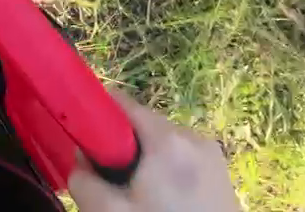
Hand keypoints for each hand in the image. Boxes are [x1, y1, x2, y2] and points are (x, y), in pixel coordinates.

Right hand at [70, 88, 239, 211]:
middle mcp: (193, 136)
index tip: (92, 154)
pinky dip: (166, 176)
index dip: (97, 123)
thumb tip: (81, 158)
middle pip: (139, 125)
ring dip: (144, 165)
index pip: (118, 102)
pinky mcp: (222, 177)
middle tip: (117, 187)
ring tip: (143, 202)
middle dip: (122, 150)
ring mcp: (213, 157)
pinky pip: (180, 161)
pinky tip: (165, 206)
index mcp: (168, 138)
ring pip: (159, 145)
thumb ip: (83, 179)